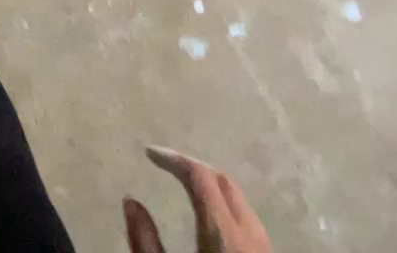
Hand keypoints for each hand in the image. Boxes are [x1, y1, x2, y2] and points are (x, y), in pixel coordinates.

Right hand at [123, 147, 271, 252]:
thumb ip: (145, 240)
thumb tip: (130, 202)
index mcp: (223, 232)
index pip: (201, 176)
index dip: (174, 158)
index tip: (149, 153)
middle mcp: (251, 232)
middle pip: (224, 180)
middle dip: (193, 166)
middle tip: (165, 163)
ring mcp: (266, 245)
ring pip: (239, 199)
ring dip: (211, 184)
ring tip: (185, 184)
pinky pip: (248, 217)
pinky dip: (225, 204)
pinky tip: (210, 214)